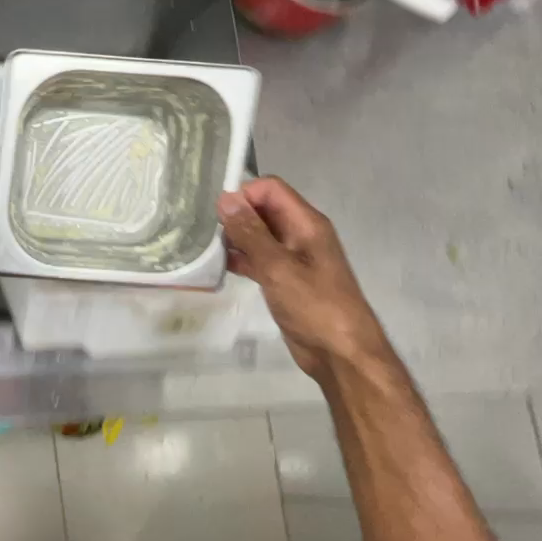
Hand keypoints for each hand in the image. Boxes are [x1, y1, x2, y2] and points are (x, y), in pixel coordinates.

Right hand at [218, 176, 391, 380]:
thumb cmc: (314, 306)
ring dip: (234, 239)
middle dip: (234, 216)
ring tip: (204, 250)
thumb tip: (226, 199)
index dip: (243, 194)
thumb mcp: (278, 267)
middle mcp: (299, 235)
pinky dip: (240, 260)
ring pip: (257, 235)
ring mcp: (292, 258)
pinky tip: (218, 269)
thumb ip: (251, 233)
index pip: (270, 189)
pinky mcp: (283, 279)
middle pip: (263, 210)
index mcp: (306, 223)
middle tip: (202, 232)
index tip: (215, 214)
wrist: (339, 352)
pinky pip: (257, 259)